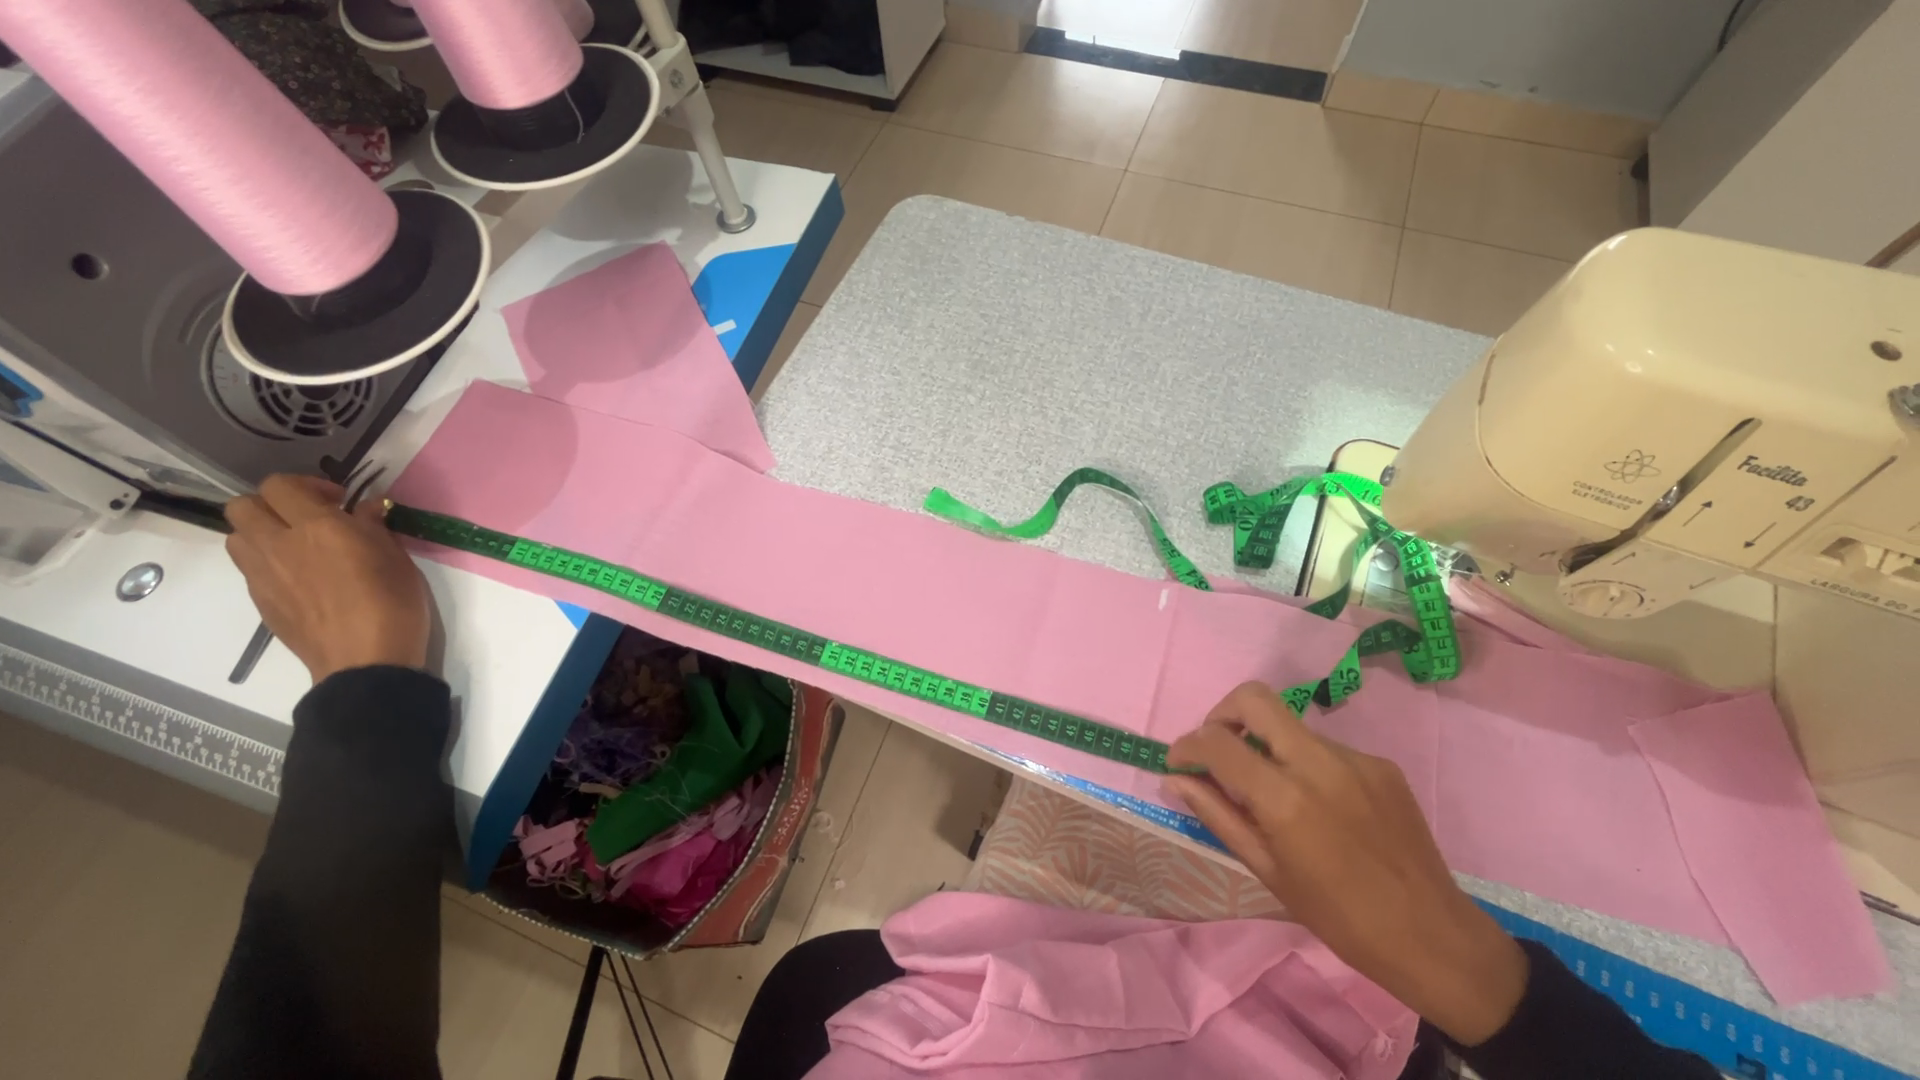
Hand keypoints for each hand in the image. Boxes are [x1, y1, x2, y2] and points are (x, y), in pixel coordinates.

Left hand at [225, 474, 431, 683]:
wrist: (366, 660)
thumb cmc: (393, 603)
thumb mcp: (396, 558)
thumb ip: (373, 527)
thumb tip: (365, 509)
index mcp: (317, 526)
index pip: (281, 485)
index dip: (308, 485)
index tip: (338, 500)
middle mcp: (278, 544)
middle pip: (243, 505)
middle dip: (273, 505)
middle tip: (309, 518)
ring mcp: (262, 574)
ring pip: (237, 536)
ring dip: (261, 532)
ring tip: (297, 546)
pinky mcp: (259, 600)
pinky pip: (250, 567)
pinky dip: (268, 562)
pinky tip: (302, 578)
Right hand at [1165, 682, 1527, 1045]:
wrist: (1431, 936)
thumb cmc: (1337, 917)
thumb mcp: (1266, 870)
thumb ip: (1217, 814)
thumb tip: (1176, 778)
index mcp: (1285, 799)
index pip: (1218, 742)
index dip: (1187, 745)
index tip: (1178, 762)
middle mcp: (1320, 764)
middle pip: (1254, 699)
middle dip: (1222, 715)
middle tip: (1216, 751)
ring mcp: (1356, 759)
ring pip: (1291, 726)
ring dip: (1267, 746)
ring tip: (1271, 793)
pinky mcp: (1382, 764)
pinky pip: (1326, 749)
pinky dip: (1305, 765)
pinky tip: (1317, 807)